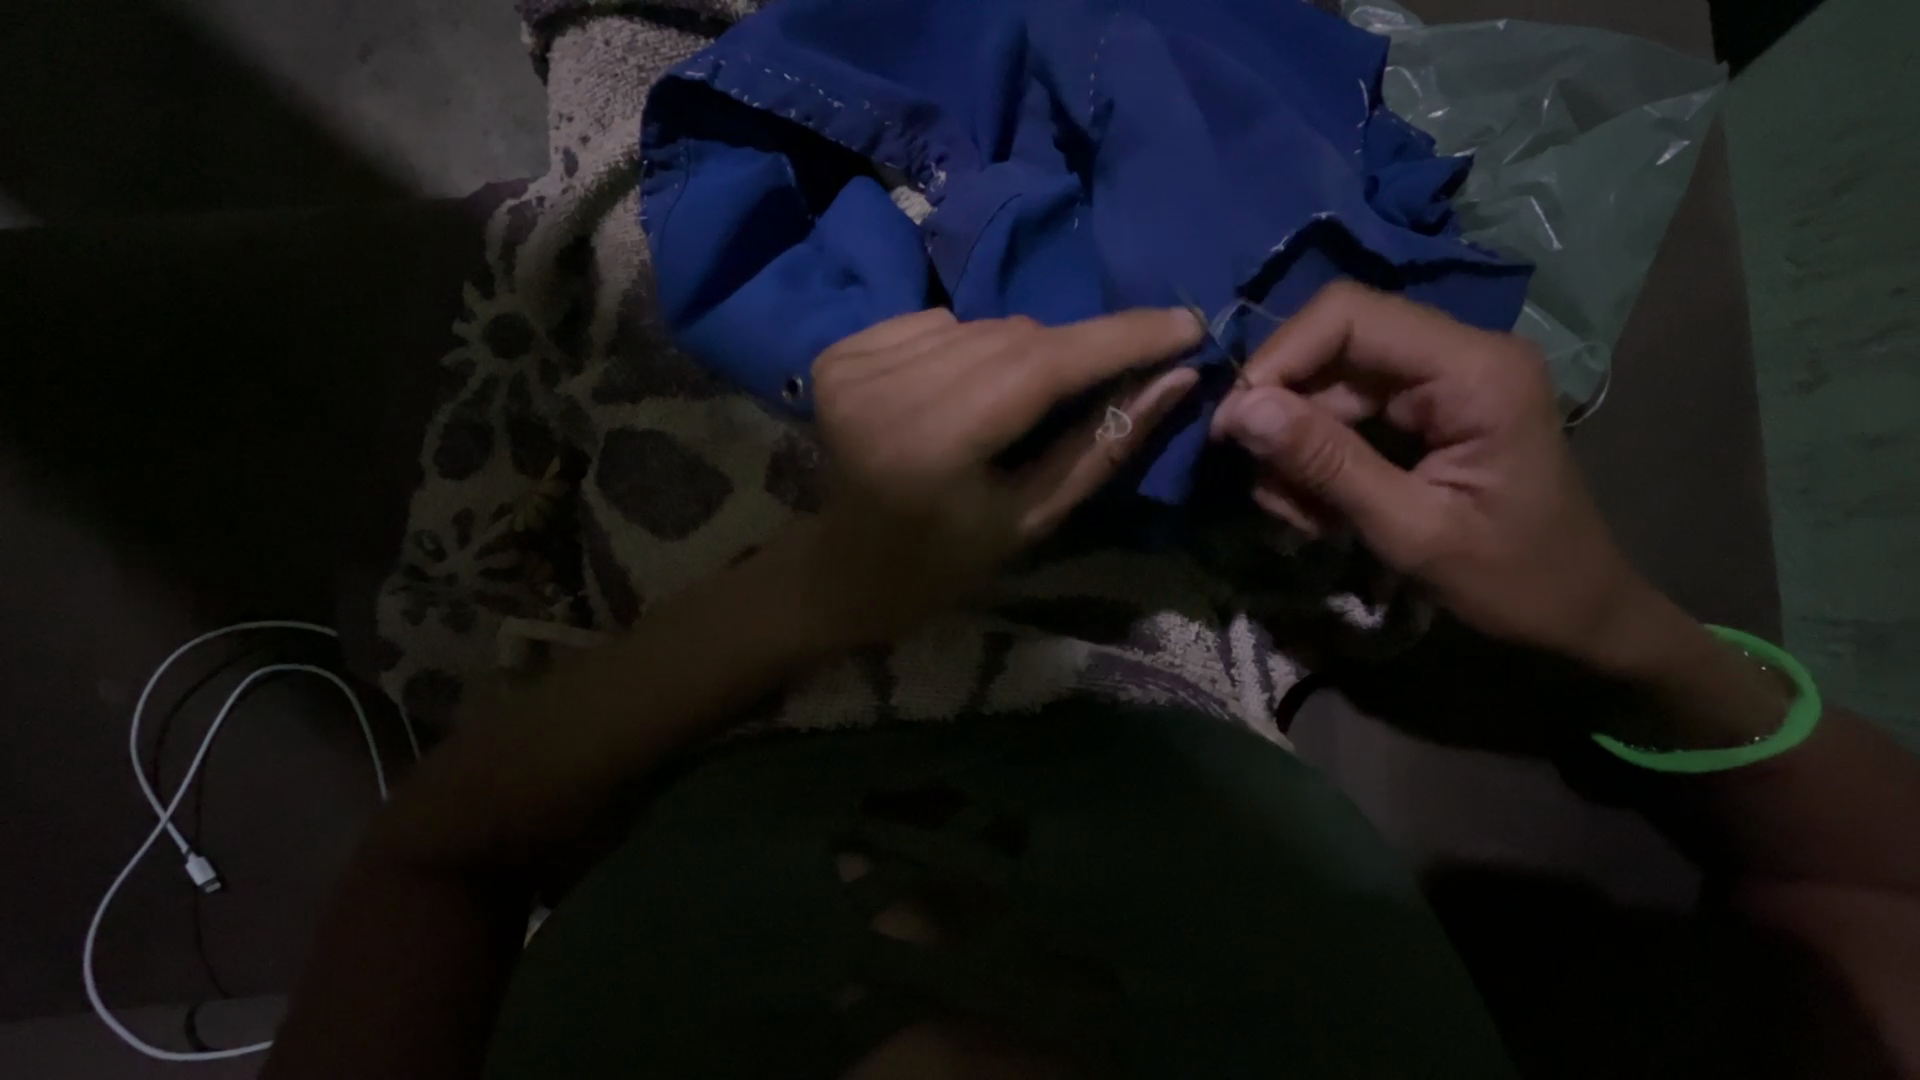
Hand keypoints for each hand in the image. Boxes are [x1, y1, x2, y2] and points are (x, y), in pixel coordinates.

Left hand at [801, 307, 1203, 640]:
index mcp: (932, 444)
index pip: (1040, 365)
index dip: (1117, 339)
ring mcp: (854, 365)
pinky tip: (956, 392)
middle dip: (1071, 351)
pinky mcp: (839, 352)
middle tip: (1103, 377)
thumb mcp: (1033, 517)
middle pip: (1012, 337)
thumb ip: (1102, 446)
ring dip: (1016, 351)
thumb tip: (1176, 377)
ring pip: (977, 325)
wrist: (849, 564)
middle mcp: (885, 391)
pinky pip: (935, 325)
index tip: (1184, 324)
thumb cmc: (948, 559)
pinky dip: (964, 347)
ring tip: (1012, 404)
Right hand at [1210, 282, 1658, 670]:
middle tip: (1262, 485)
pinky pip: (1340, 416)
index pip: (1350, 315)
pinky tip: (1319, 512)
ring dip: (1294, 449)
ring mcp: (1437, 383)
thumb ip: (1327, 464)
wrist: (1574, 614)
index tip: (1233, 424)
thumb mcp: (1411, 530)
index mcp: (1474, 370)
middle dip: (1282, 413)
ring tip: (1302, 517)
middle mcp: (1455, 356)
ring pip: (1325, 387)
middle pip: (1330, 348)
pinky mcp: (1420, 411)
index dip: (1279, 357)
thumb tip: (1241, 410)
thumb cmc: (1511, 580)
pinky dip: (1314, 462)